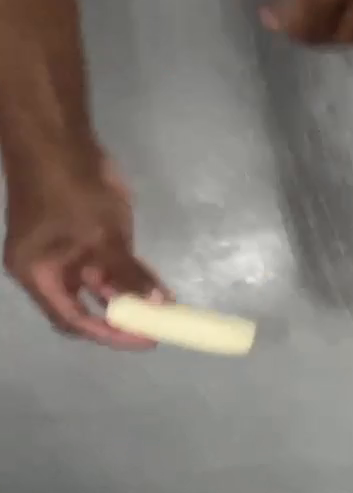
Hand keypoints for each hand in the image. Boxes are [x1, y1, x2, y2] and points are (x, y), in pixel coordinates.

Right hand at [4, 161, 166, 349]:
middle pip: (88, 309)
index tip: (149, 341)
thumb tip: (155, 306)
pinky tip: (167, 294)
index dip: (110, 334)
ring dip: (137, 303)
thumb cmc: (72, 193)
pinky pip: (116, 272)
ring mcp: (71, 257)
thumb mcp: (102, 237)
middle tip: (167, 330)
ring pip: (106, 292)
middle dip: (126, 322)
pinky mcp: (91, 244)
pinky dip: (139, 283)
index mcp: (37, 272)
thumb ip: (126, 274)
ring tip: (175, 315)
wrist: (62, 150)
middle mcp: (50, 270)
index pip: (71, 318)